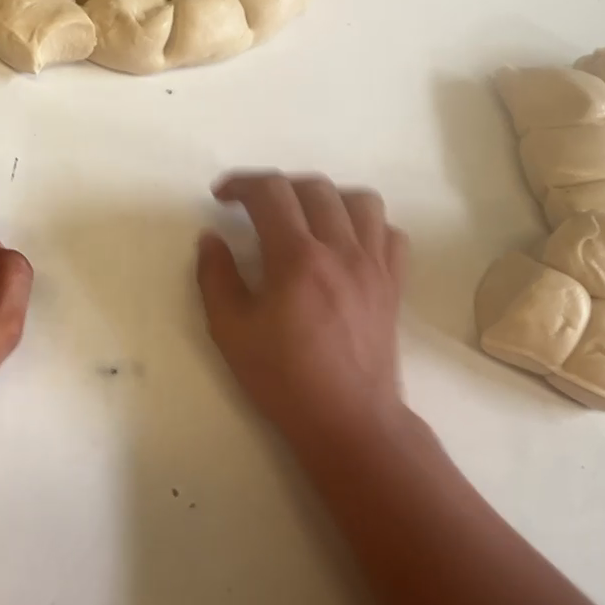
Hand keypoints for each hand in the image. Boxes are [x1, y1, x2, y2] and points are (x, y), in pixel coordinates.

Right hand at [197, 171, 409, 445]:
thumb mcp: (229, 330)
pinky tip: (344, 244)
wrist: (348, 419)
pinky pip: (389, 233)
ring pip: (360, 201)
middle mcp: (341, 250)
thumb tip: (211, 239)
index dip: (241, 184)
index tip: (222, 196)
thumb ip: (215, 277)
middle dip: (277, 187)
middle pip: (314, 187)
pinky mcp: (393, 284)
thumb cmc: (282, 378)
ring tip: (304, 217)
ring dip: (326, 197)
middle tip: (254, 208)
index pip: (270, 193)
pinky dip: (365, 226)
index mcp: (297, 258)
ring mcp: (374, 265)